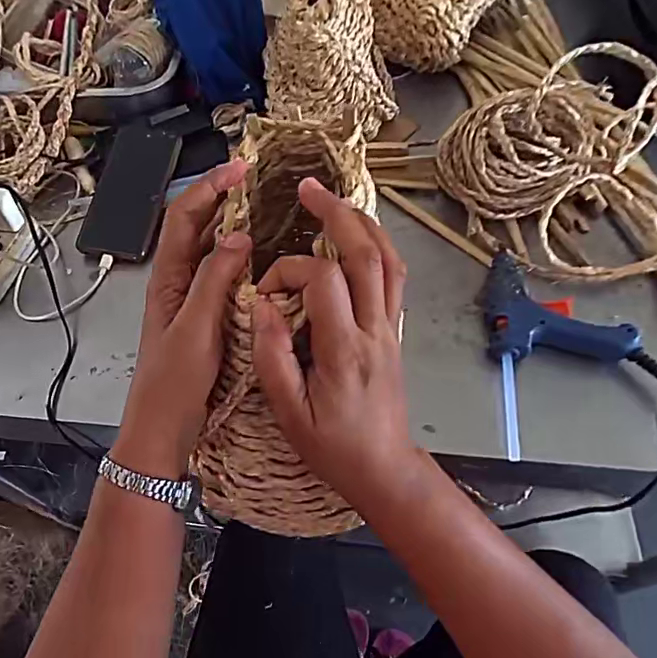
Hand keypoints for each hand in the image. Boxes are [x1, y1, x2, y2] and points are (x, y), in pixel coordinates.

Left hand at [112, 158, 251, 480]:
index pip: (183, 217)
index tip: (239, 170)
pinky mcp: (206, 318)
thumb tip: (237, 237)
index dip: (209, 188)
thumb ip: (214, 282)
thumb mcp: (196, 331)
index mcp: (168, 281)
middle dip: (221, 197)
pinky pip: (222, 277)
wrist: (163, 430)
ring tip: (260, 208)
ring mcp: (191, 301)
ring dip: (231, 224)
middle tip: (255, 180)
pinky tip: (260, 258)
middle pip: (195, 226)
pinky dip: (240, 258)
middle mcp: (177, 284)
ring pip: (209, 250)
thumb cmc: (172, 387)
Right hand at [250, 179, 427, 512]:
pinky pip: (393, 279)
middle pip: (366, 254)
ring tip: (334, 202)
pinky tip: (359, 239)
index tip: (267, 289)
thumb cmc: (334, 448)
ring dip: (363, 224)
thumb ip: (272, 356)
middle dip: (336, 214)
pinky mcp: (394, 333)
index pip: (322, 281)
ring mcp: (390, 330)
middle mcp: (374, 331)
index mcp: (344, 350)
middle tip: (308, 189)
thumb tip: (262, 306)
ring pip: (388, 261)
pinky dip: (378, 249)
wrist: (384, 468)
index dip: (289, 269)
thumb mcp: (289, 413)